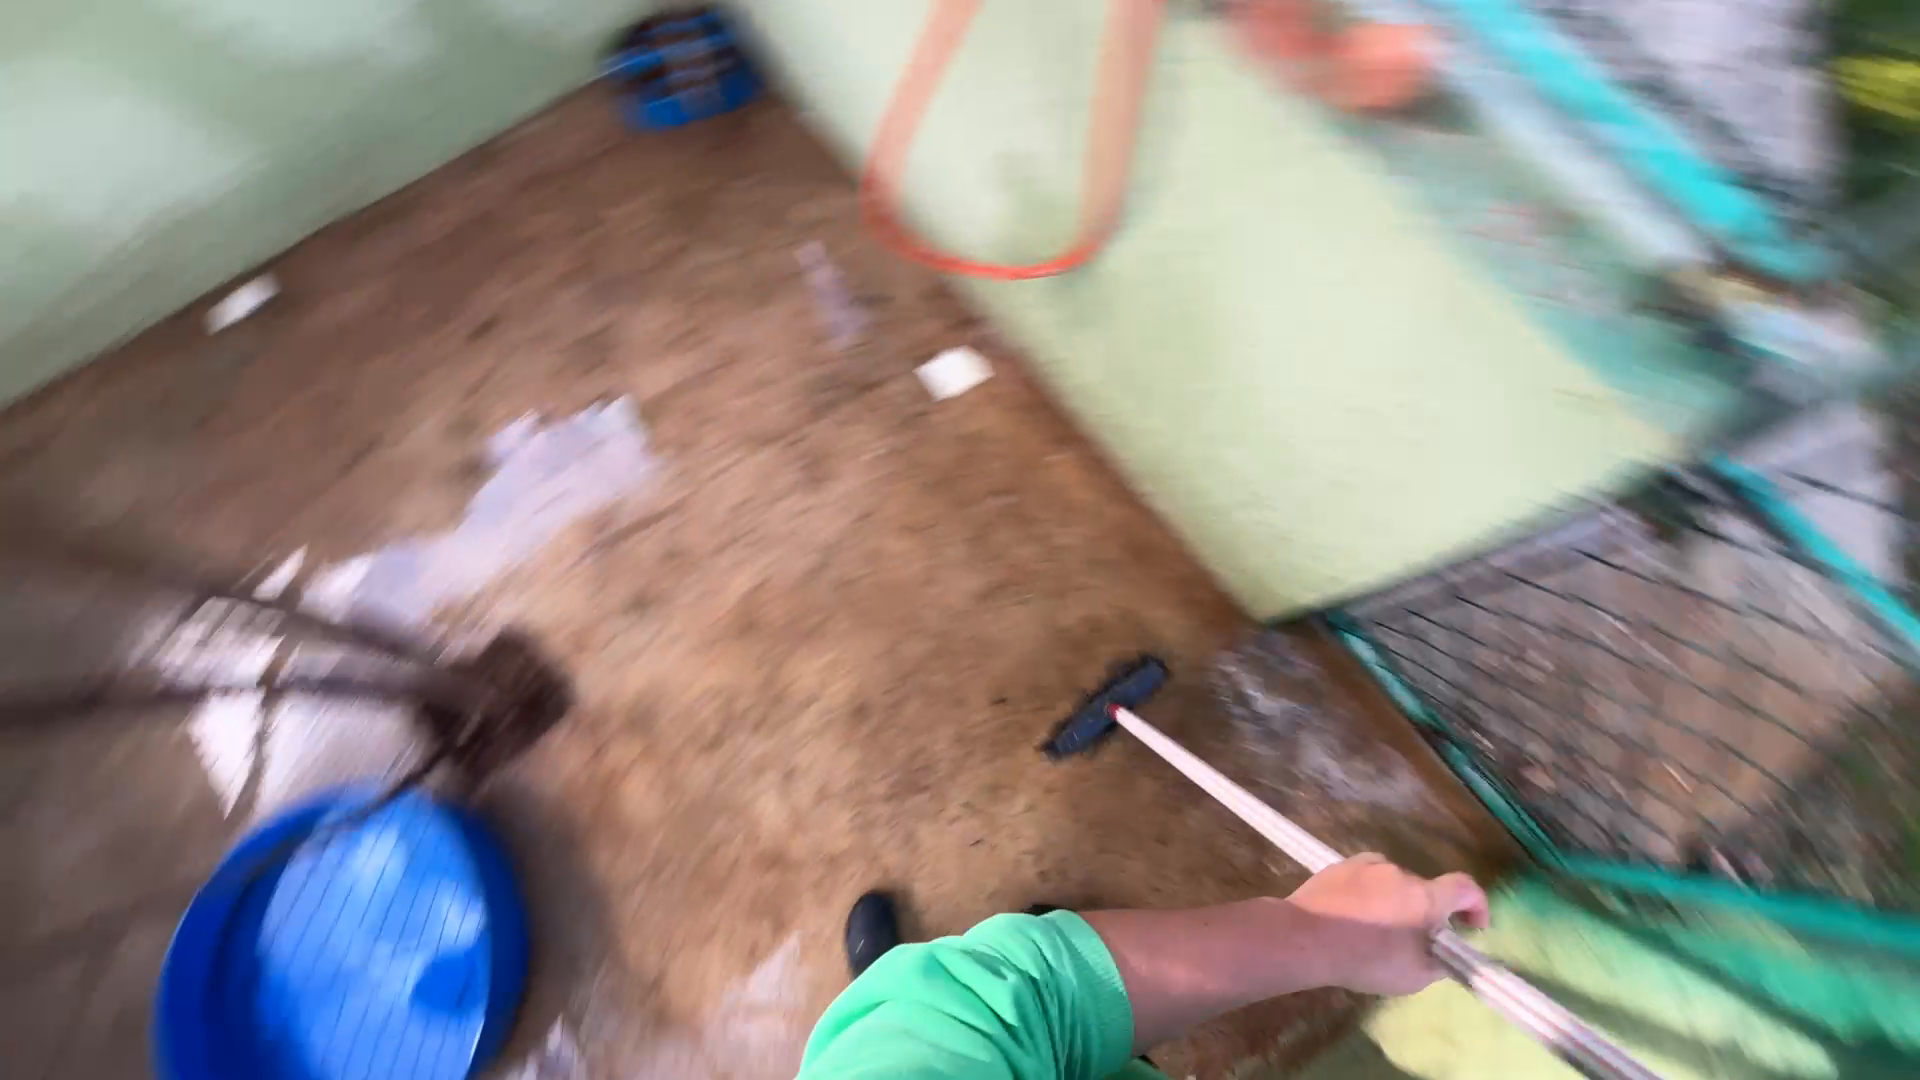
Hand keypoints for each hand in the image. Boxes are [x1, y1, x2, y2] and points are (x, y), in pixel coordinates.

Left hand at [1281, 853, 1488, 995]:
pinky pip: (1366, 878)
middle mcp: (1396, 870)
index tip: (1471, 926)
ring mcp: (1363, 863)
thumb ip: (1440, 960)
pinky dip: (1370, 893)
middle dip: (1427, 912)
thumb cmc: (1367, 957)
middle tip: (1414, 939)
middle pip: (1424, 888)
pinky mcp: (1337, 865)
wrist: (1306, 936)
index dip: (1477, 905)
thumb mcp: (1417, 974)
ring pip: (1392, 881)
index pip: (1465, 886)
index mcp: (1423, 894)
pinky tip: (1355, 914)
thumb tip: (1445, 951)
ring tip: (1379, 928)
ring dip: (1396, 900)